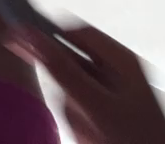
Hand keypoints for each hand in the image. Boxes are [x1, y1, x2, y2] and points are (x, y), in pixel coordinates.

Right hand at [7, 23, 164, 143]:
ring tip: (91, 133)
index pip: (77, 32)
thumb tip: (29, 33)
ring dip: (75, 114)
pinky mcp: (114, 119)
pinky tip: (96, 139)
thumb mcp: (95, 104)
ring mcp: (118, 98)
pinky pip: (84, 114)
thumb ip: (60, 68)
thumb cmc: (135, 142)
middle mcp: (120, 74)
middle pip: (74, 64)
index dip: (53, 38)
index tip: (31, 48)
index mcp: (122, 59)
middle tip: (75, 110)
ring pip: (75, 92)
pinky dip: (83, 127)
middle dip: (68, 91)